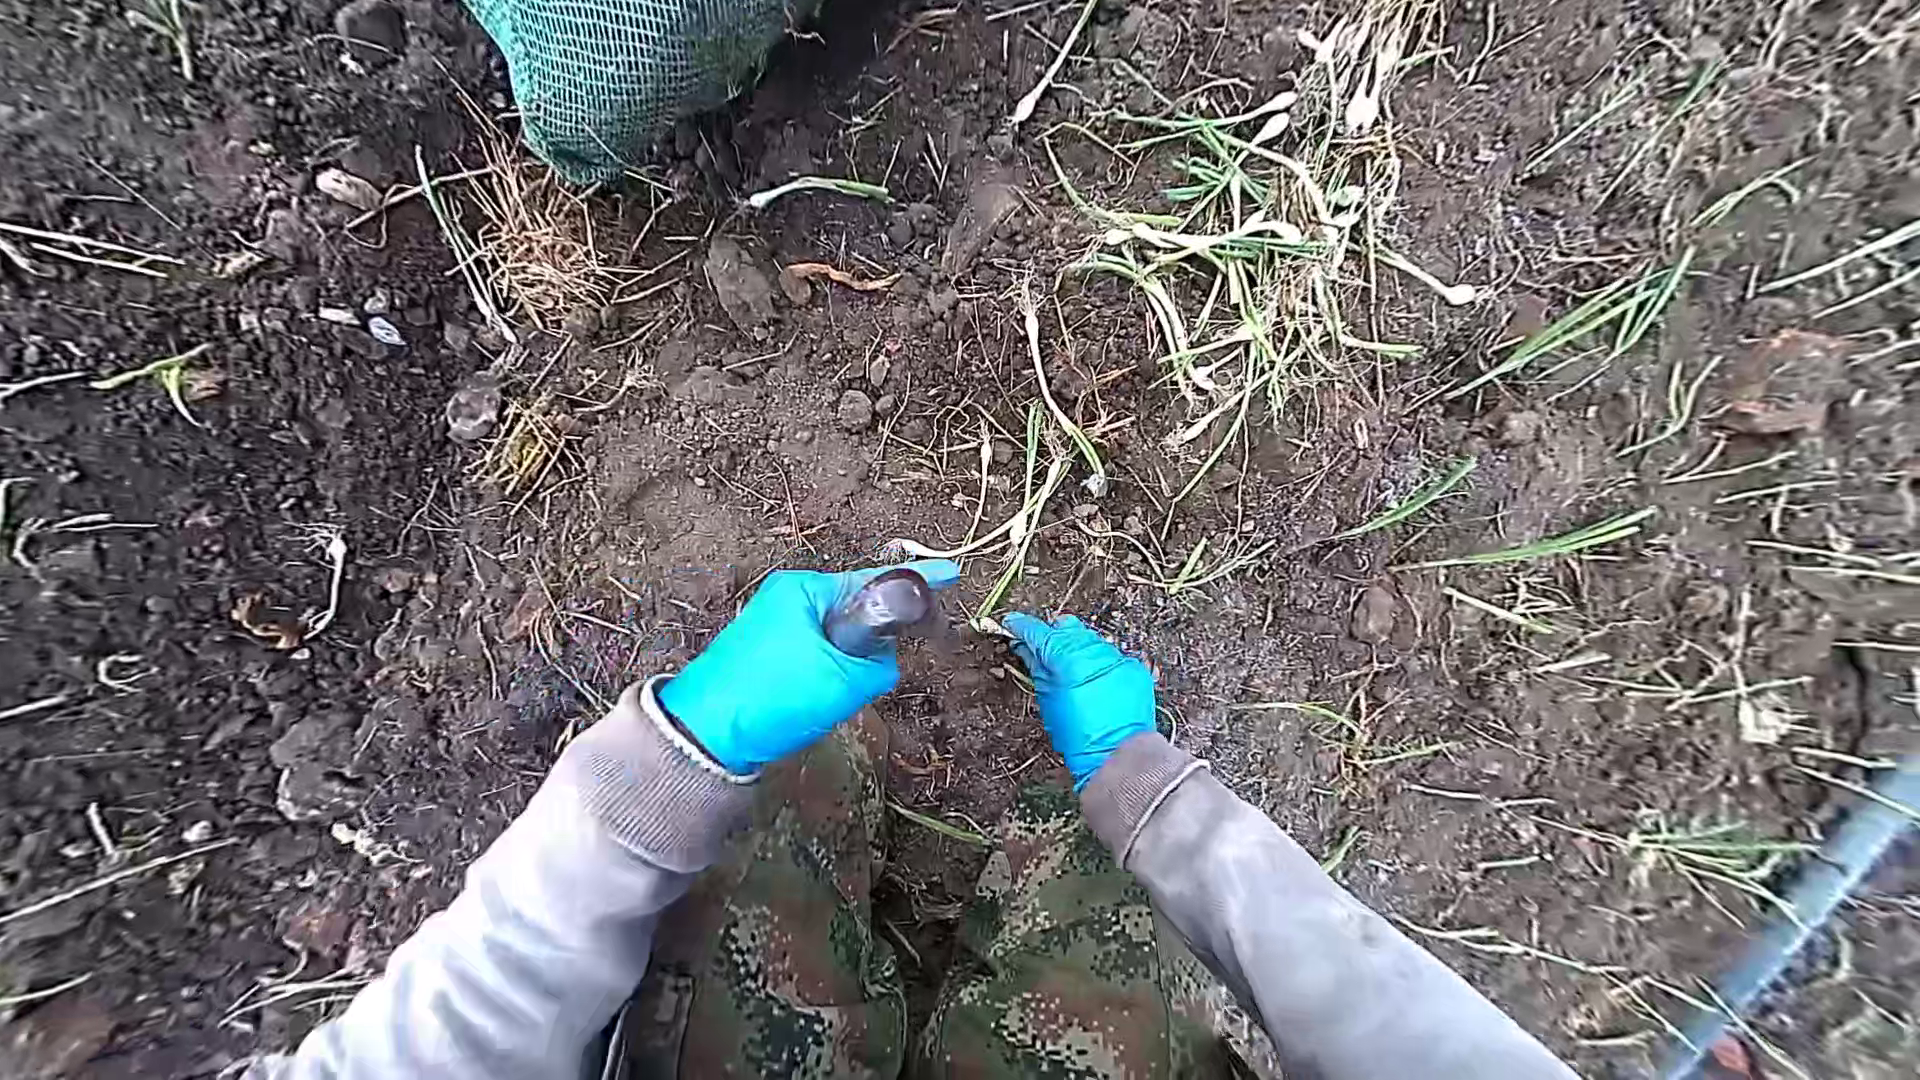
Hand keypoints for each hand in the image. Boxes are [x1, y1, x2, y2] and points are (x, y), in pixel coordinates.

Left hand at [660, 560, 959, 773]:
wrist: (703, 739)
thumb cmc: (773, 697)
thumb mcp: (843, 680)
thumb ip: (879, 664)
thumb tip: (885, 660)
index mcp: (804, 590)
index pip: (872, 580)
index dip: (915, 582)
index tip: (951, 576)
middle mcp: (790, 598)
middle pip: (856, 609)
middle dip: (874, 638)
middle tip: (886, 662)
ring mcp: (777, 624)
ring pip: (838, 636)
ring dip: (849, 662)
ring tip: (835, 694)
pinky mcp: (771, 652)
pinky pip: (819, 652)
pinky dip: (831, 671)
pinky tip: (823, 697)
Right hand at [1003, 613, 1156, 789]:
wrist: (1118, 755)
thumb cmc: (1079, 736)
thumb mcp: (1047, 699)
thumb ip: (1036, 666)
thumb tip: (1024, 647)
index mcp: (1066, 657)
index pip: (1038, 631)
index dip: (1022, 627)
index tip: (1012, 624)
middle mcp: (1093, 649)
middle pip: (1065, 627)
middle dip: (1053, 636)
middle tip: (1044, 653)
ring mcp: (1115, 656)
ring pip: (1088, 638)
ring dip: (1076, 649)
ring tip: (1072, 673)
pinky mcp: (1132, 666)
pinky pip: (1109, 653)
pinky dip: (1098, 662)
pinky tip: (1093, 681)